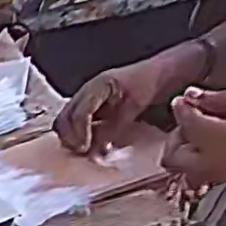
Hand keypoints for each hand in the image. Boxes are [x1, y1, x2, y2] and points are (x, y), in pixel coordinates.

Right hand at [54, 41, 209, 155]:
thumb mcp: (133, 108)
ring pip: (64, 123)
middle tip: (82, 152)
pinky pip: (73, 125)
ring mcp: (85, 100)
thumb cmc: (149, 84)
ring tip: (84, 150)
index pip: (79, 113)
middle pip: (64, 119)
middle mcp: (86, 92)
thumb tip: (92, 150)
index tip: (84, 148)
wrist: (160, 73)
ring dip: (71, 139)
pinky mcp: (88, 109)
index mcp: (97, 86)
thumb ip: (111, 129)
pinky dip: (76, 137)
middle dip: (70, 138)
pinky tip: (89, 145)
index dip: (80, 133)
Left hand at [160, 80, 225, 186]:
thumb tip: (192, 97)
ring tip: (205, 125)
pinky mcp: (225, 177)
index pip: (187, 125)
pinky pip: (195, 172)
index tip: (186, 97)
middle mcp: (215, 164)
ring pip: (180, 168)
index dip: (183, 108)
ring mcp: (219, 174)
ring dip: (183, 147)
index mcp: (223, 141)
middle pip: (172, 157)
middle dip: (177, 134)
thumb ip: (221, 98)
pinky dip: (194, 156)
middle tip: (194, 114)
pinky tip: (213, 137)